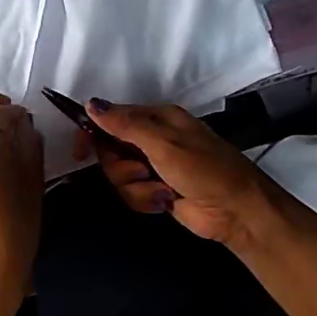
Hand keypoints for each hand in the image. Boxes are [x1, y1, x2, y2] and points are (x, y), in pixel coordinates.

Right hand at [81, 100, 266, 245]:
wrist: (236, 211)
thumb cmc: (205, 170)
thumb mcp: (163, 143)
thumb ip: (125, 124)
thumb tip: (91, 104)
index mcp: (157, 119)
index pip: (111, 118)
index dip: (92, 134)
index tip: (80, 151)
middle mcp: (152, 140)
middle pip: (109, 152)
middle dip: (121, 167)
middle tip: (142, 171)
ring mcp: (154, 167)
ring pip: (118, 177)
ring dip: (137, 187)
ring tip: (162, 190)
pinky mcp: (155, 191)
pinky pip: (131, 194)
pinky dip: (146, 200)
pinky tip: (165, 201)